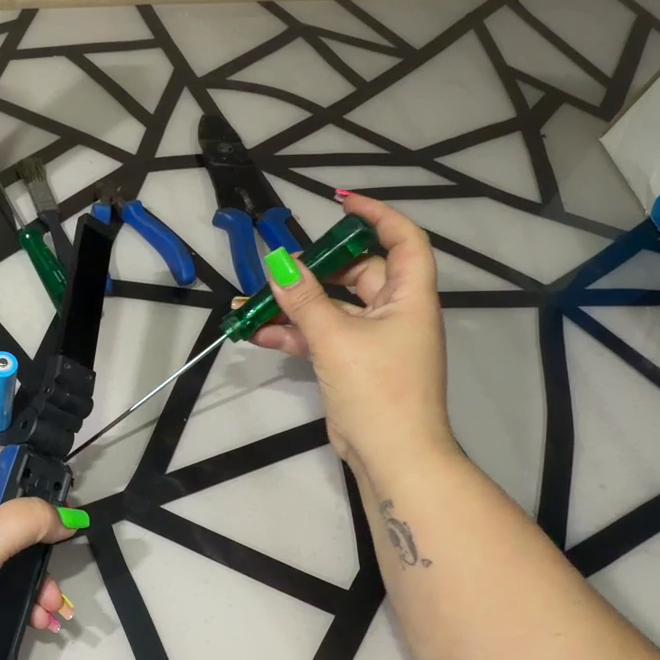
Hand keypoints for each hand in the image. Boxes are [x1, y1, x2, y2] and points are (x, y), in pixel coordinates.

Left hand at [0, 449, 80, 659]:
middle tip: (65, 555)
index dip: (28, 465)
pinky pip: (3, 587)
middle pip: (13, 516)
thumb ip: (30, 520)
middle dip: (43, 539)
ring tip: (53, 607)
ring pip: (13, 557)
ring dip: (38, 579)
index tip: (61, 486)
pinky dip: (24, 601)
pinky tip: (41, 620)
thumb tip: (68, 517)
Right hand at [250, 192, 457, 473]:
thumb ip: (303, 299)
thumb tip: (276, 261)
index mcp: (409, 298)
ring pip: (331, 307)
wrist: (393, 456)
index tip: (339, 202)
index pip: (402, 240)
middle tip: (278, 266)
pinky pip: (320, 336)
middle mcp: (395, 313)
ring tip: (251, 303)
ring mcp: (373, 340)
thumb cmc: (378, 389)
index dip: (376, 215)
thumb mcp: (335, 338)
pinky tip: (257, 333)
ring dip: (293, 304)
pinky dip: (292, 333)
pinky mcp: (352, 364)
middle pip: (357, 273)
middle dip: (315, 267)